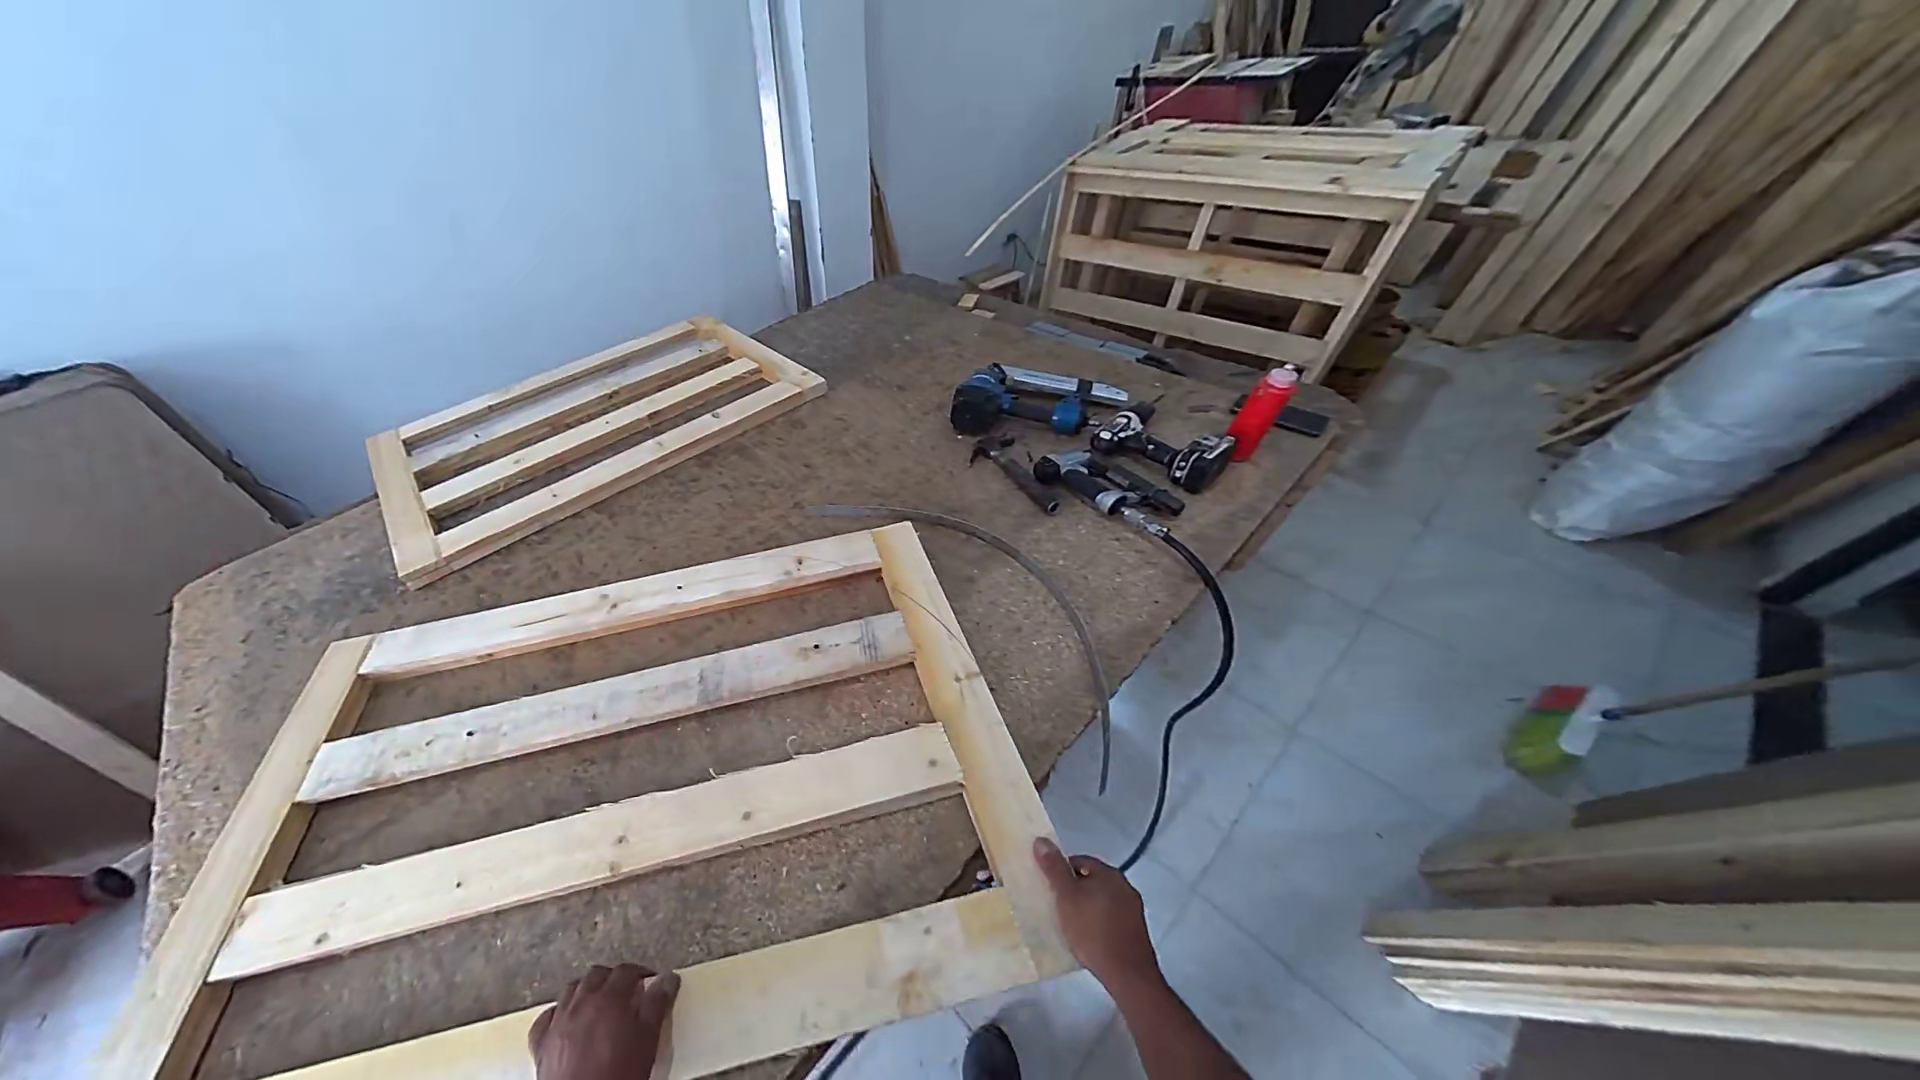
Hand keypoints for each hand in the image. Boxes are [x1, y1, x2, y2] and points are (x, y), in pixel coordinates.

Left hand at [529, 963, 679, 1079]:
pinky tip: (567, 1018)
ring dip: (587, 988)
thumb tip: (667, 980)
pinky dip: (558, 1012)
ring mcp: (558, 1024)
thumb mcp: (648, 1039)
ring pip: (571, 990)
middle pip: (597, 974)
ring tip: (599, 1000)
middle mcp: (581, 1004)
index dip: (641, 972)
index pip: (627, 971)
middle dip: (613, 977)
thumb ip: (657, 1004)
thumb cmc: (615, 1077)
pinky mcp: (541, 1045)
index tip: (651, 982)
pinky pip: (547, 1017)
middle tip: (627, 989)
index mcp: (609, 999)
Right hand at [1033, 837, 1161, 988]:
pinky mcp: (1137, 932)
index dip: (1061, 873)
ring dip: (1089, 908)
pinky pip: (1113, 920)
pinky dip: (1100, 925)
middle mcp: (1125, 886)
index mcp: (1109, 873)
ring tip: (1073, 926)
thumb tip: (1041, 840)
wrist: (1127, 974)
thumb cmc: (1092, 930)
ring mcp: (1134, 910)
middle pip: (1092, 881)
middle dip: (1075, 892)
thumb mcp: (1066, 896)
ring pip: (1103, 901)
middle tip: (1059, 908)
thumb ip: (1054, 868)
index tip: (1051, 891)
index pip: (1079, 861)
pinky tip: (1091, 940)